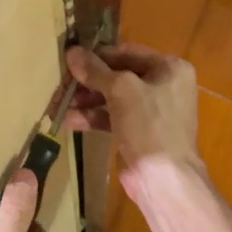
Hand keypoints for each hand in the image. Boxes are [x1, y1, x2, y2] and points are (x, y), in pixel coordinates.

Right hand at [63, 44, 202, 197]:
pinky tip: (70, 122)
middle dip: (90, 81)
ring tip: (61, 103)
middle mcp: (164, 86)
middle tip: (63, 82)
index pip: (128, 52)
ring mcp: (153, 112)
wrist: (164, 180)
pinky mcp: (140, 133)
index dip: (99, 55)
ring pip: (114, 98)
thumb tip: (72, 51)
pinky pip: (114, 118)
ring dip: (88, 100)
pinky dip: (94, 118)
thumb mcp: (121, 90)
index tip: (72, 58)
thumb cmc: (149, 125)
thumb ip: (95, 70)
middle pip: (120, 75)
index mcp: (170, 68)